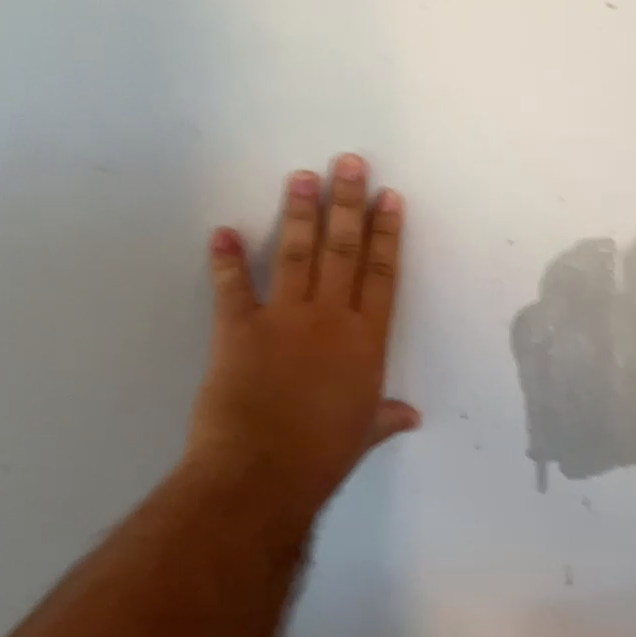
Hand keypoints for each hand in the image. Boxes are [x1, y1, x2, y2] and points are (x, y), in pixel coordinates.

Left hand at [184, 155, 418, 513]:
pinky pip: (232, 287)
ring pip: (298, 254)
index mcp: (367, 340)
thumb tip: (412, 416)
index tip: (388, 198)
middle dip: (347, 203)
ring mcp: (285, 319)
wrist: (262, 473)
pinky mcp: (239, 329)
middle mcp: (332, 317)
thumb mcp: (363, 432)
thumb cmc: (323, 455)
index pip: (382, 273)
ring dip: (300, 213)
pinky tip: (223, 231)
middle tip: (349, 163)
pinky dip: (226, 259)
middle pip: (343, 249)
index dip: (386, 233)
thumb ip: (385, 416)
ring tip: (303, 176)